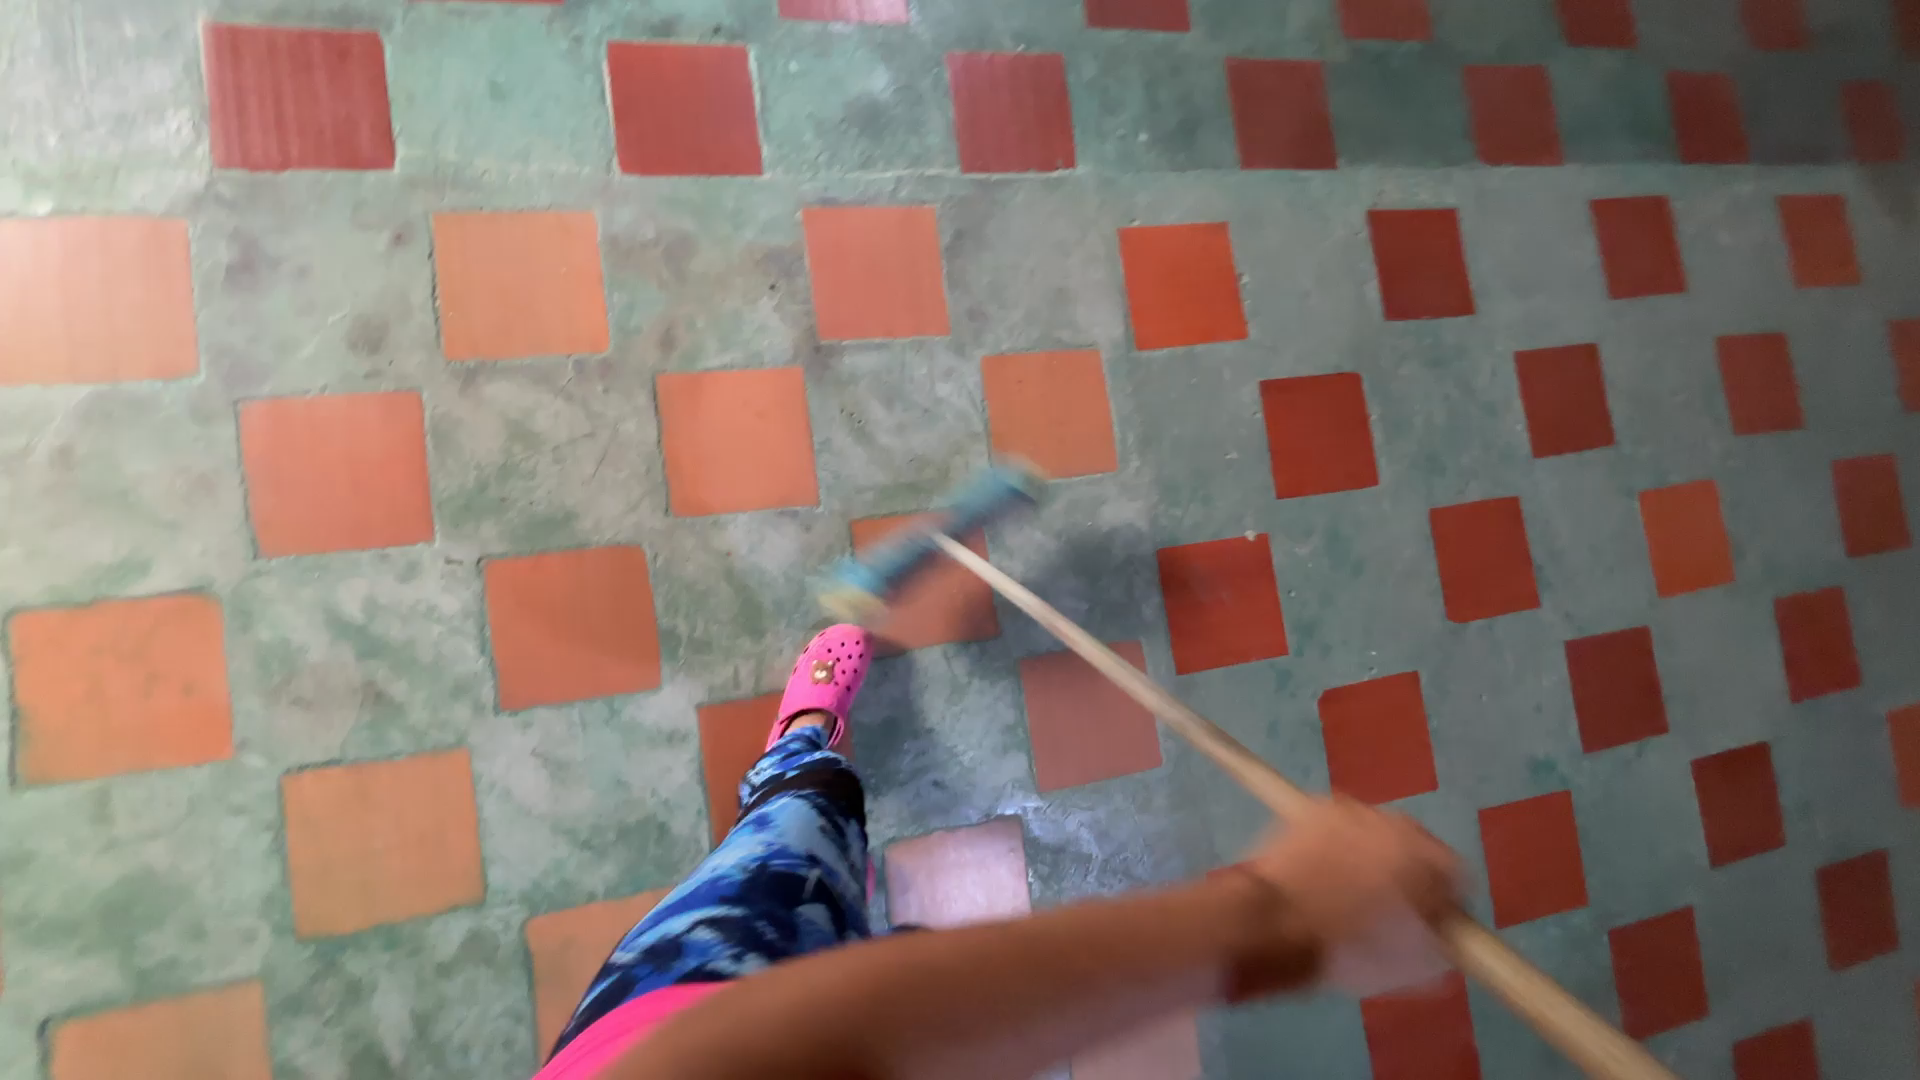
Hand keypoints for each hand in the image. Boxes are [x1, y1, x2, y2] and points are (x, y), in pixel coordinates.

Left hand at [1246, 798, 1460, 993]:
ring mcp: (1351, 808)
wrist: (1274, 919)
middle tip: (1390, 899)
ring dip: (1371, 849)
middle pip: (1415, 843)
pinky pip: (1339, 821)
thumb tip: (1441, 926)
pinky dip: (1337, 838)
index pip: (1455, 873)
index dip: (1445, 898)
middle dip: (1408, 868)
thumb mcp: (1413, 959)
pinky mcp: (1314, 805)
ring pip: (1375, 829)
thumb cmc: (1347, 947)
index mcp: (1428, 859)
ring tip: (1351, 880)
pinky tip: (1325, 862)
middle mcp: (1394, 822)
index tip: (1431, 918)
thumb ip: (1439, 936)